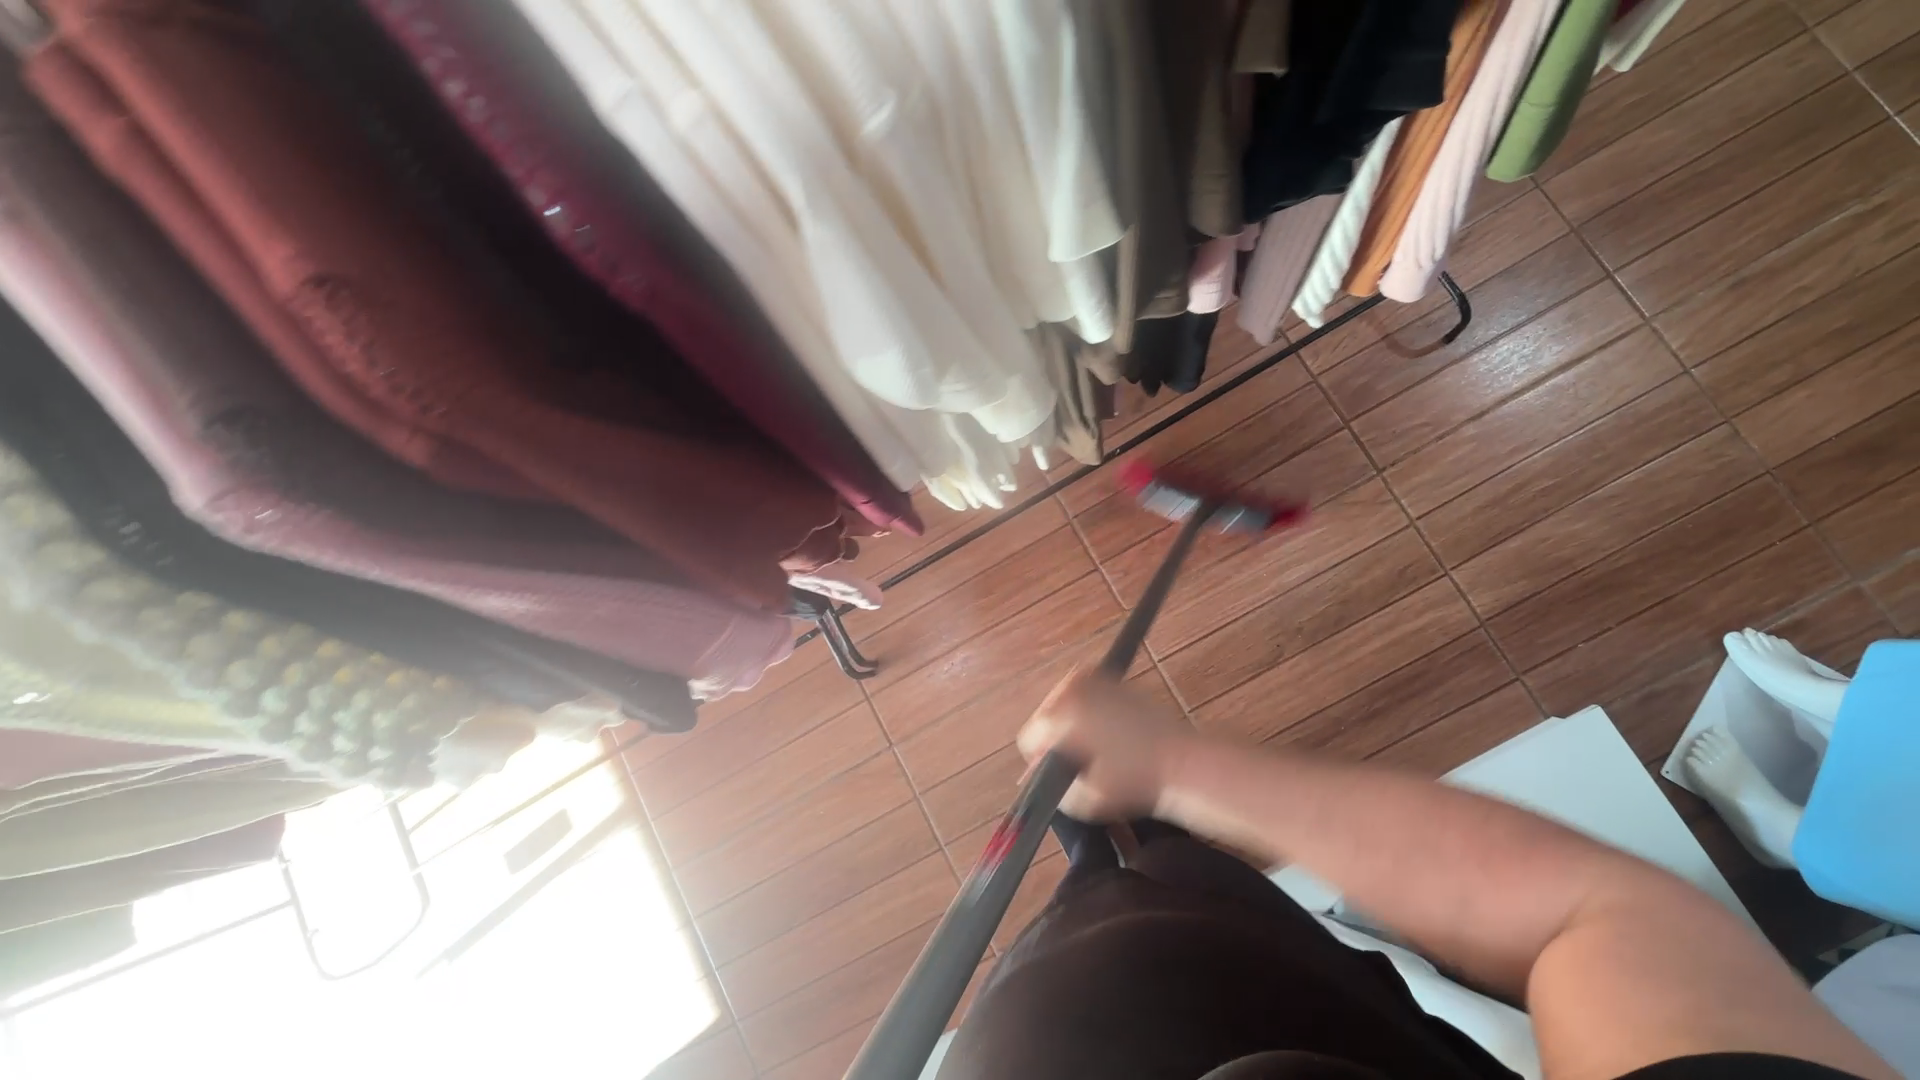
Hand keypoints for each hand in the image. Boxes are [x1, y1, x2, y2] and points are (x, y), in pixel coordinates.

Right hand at [1016, 669, 1199, 821]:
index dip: (1042, 761)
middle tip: (1080, 763)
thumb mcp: (1085, 799)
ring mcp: (1094, 677)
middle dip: (1057, 739)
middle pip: (1046, 716)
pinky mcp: (1112, 679)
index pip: (1030, 737)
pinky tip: (1106, 734)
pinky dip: (1087, 713)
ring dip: (1071, 725)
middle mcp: (1073, 686)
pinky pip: (1084, 696)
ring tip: (1096, 749)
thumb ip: (1051, 789)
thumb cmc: (1133, 780)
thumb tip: (1036, 776)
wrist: (1181, 760)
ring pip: (1063, 705)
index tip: (1062, 774)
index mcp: (1061, 712)